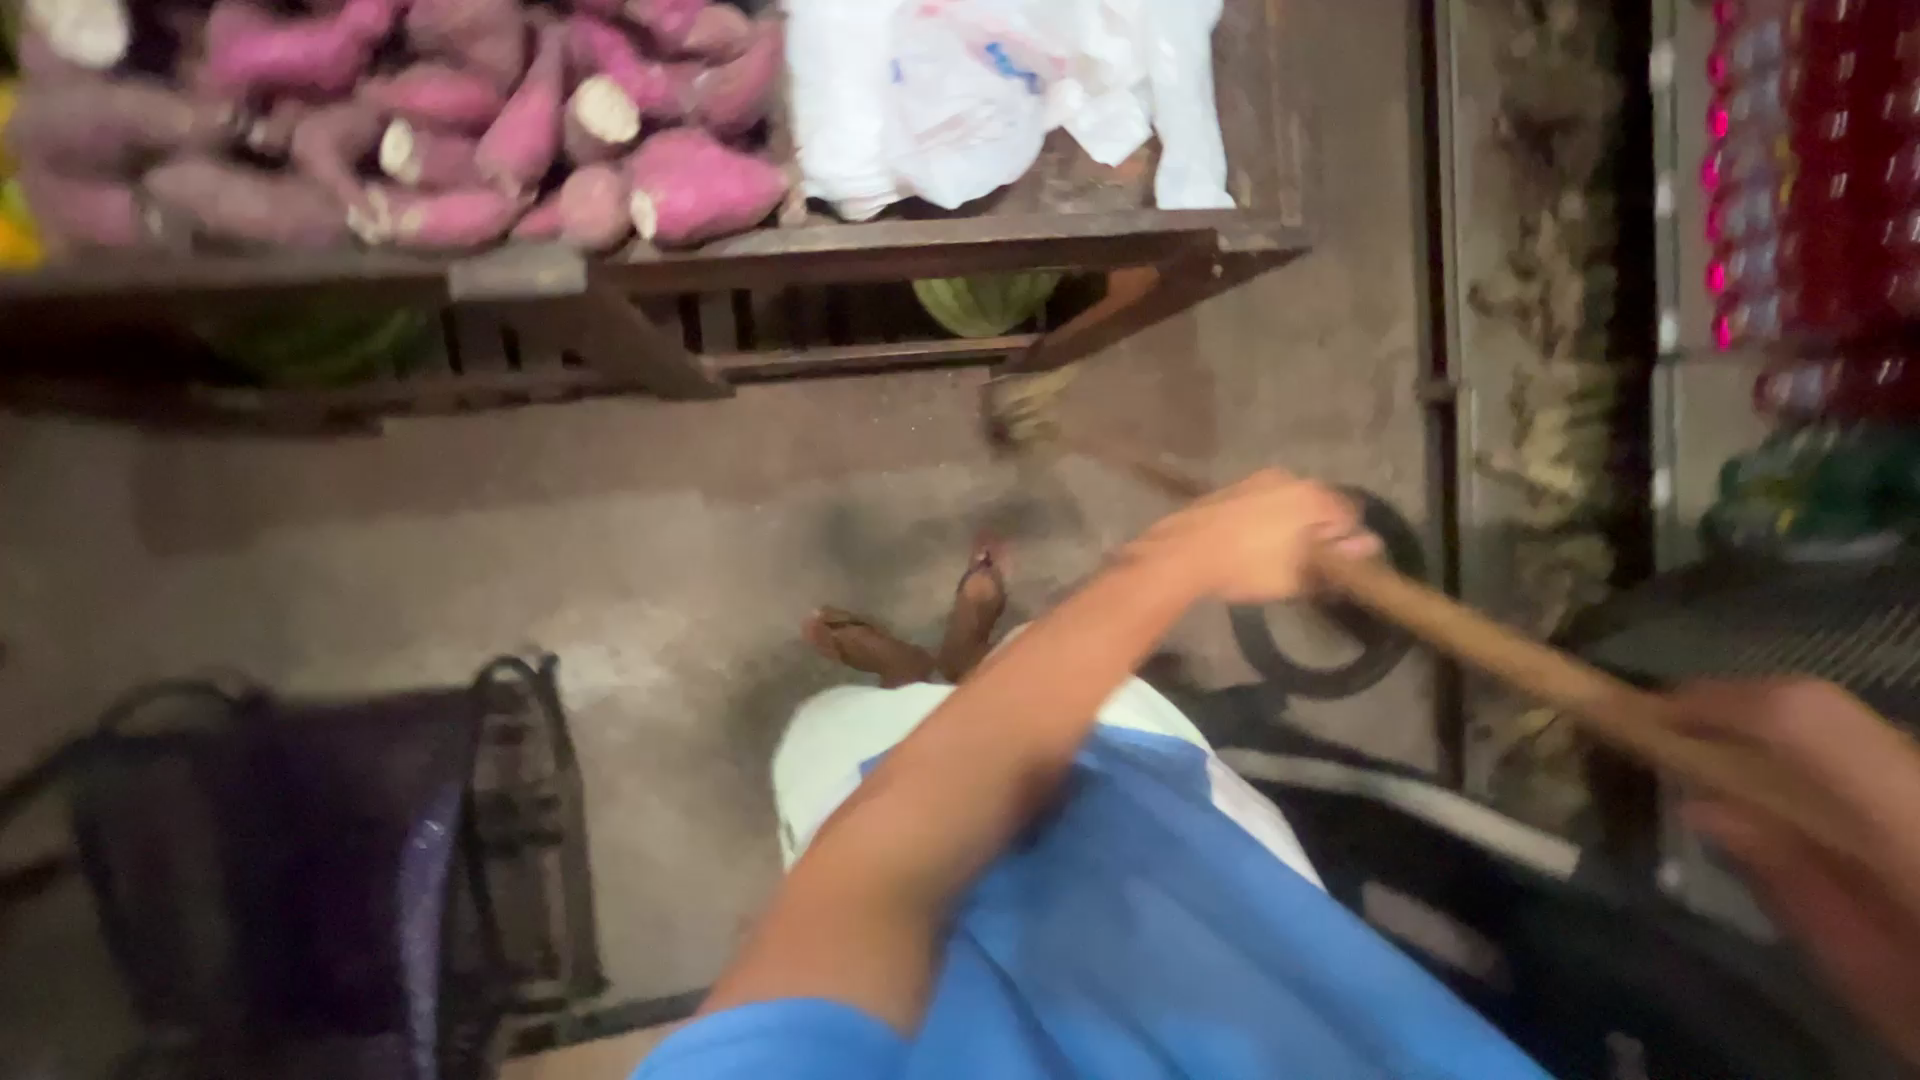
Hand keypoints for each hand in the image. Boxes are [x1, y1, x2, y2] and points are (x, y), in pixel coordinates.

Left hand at [1130, 469, 1380, 603]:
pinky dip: (1262, 521)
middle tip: (1300, 563)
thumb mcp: (1298, 575)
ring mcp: (1254, 480)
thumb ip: (1338, 560)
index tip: (1330, 566)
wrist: (1182, 553)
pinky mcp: (1229, 489)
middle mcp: (1287, 478)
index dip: (1345, 541)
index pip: (1350, 514)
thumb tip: (1369, 545)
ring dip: (1287, 526)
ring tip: (1270, 557)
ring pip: (1286, 503)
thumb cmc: (1247, 566)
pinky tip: (1246, 545)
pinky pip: (1260, 504)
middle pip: (1317, 505)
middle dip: (1315, 531)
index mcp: (1312, 495)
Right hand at [1674, 679, 1919, 1064]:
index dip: (1718, 700)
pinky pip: (1907, 780)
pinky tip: (1860, 847)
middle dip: (1759, 740)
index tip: (1652, 716)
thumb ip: (1795, 887)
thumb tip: (1705, 803)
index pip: (1806, 719)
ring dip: (1817, 770)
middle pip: (1849, 731)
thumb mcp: (1886, 989)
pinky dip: (1870, 796)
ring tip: (1781, 818)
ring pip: (1890, 756)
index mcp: (1919, 836)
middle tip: (1702, 773)